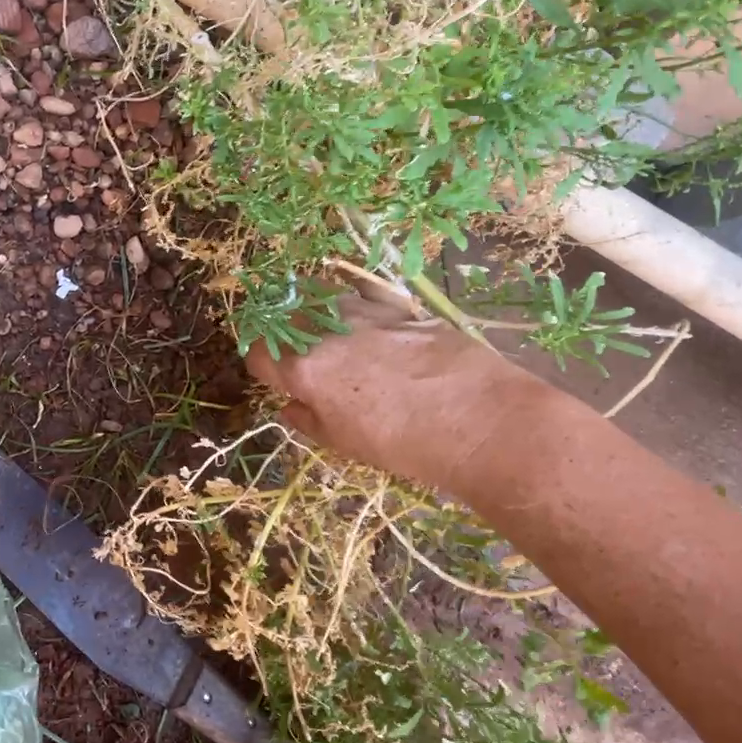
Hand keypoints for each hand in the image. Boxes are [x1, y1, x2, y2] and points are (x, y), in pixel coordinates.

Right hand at [245, 293, 566, 493]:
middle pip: (285, 319)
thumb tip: (290, 406)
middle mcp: (326, 333)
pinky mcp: (399, 308)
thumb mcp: (345, 444)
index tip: (274, 376)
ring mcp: (364, 314)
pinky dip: (358, 305)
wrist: (483, 423)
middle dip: (286, 334)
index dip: (262, 365)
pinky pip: (364, 296)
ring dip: (319, 315)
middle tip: (303, 356)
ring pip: (322, 301)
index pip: (258, 352)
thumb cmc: (407, 446)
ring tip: (337, 337)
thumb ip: (308, 420)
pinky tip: (371, 322)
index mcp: (304, 370)